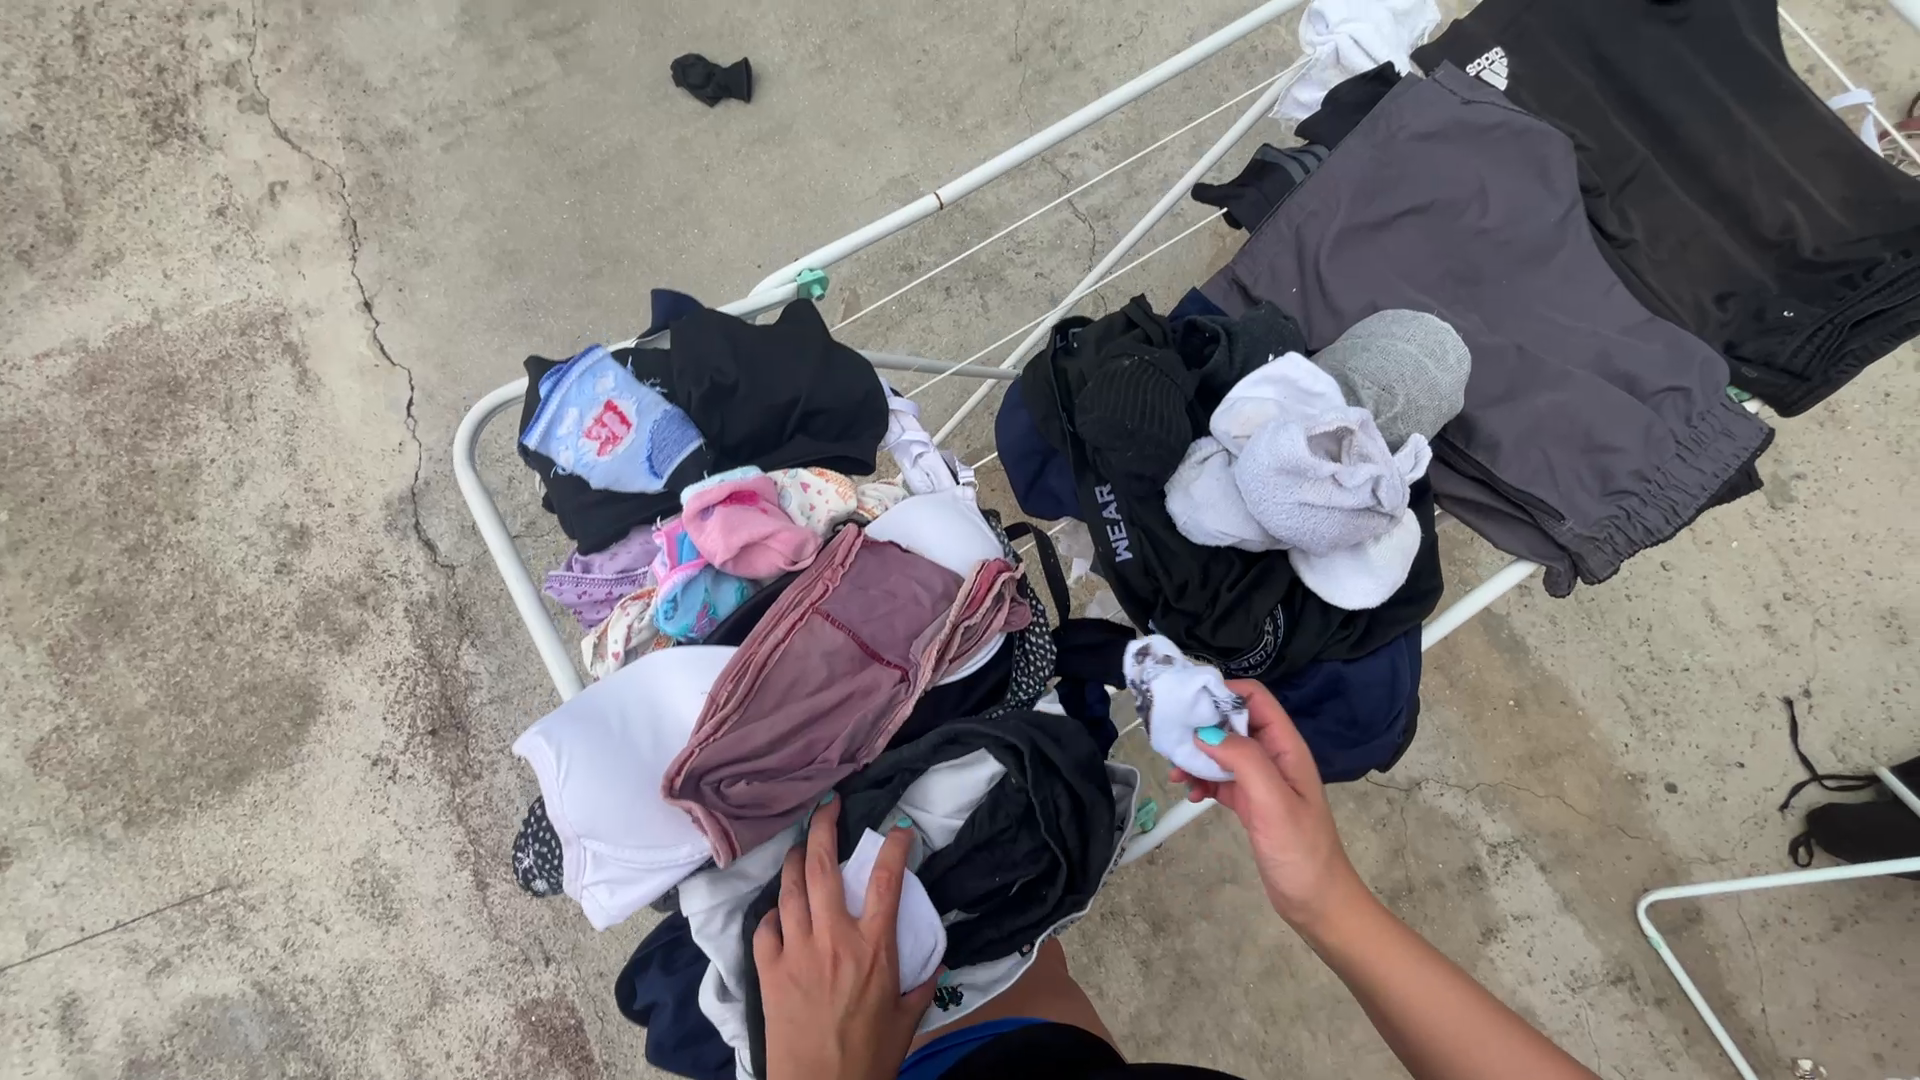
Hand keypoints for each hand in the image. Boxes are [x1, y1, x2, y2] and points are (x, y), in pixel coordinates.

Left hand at [755, 798, 938, 1079]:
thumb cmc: (868, 1059)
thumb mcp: (907, 1019)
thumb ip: (921, 982)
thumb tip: (933, 958)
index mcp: (873, 948)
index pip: (888, 880)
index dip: (895, 845)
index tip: (900, 828)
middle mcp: (834, 938)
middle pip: (824, 867)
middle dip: (824, 827)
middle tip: (829, 805)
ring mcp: (797, 951)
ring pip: (790, 888)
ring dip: (794, 860)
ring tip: (800, 847)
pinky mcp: (769, 971)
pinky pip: (766, 927)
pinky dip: (773, 912)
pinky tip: (780, 910)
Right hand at [1169, 680, 1368, 931]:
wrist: (1317, 905)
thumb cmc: (1301, 852)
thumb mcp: (1273, 802)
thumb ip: (1243, 760)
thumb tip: (1205, 731)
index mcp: (1285, 747)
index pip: (1254, 698)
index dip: (1222, 691)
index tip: (1187, 700)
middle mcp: (1272, 756)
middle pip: (1231, 720)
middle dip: (1200, 723)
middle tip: (1170, 734)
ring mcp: (1260, 779)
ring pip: (1221, 749)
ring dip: (1196, 754)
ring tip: (1176, 770)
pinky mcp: (1249, 800)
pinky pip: (1219, 777)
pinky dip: (1202, 779)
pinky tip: (1191, 793)